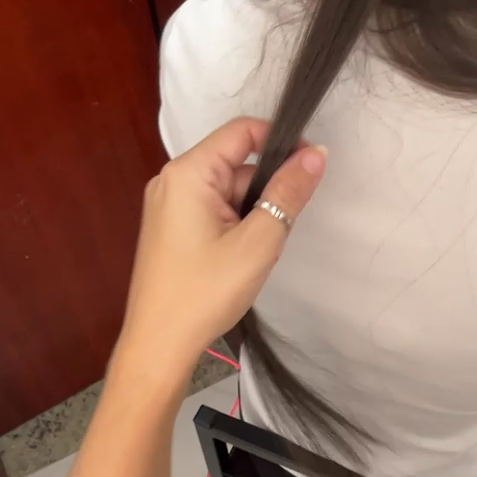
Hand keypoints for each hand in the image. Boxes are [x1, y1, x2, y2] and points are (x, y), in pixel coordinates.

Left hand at [113, 118, 325, 379]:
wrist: (159, 344)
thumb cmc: (205, 292)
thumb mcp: (258, 242)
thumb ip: (288, 194)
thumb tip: (317, 155)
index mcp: (188, 173)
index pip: (242, 131)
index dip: (282, 141)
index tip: (310, 169)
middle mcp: (172, 181)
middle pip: (236, 163)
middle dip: (266, 190)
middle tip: (277, 232)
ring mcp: (168, 206)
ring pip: (228, 191)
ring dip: (252, 213)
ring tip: (254, 254)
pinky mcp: (171, 229)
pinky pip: (213, 210)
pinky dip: (235, 226)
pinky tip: (239, 259)